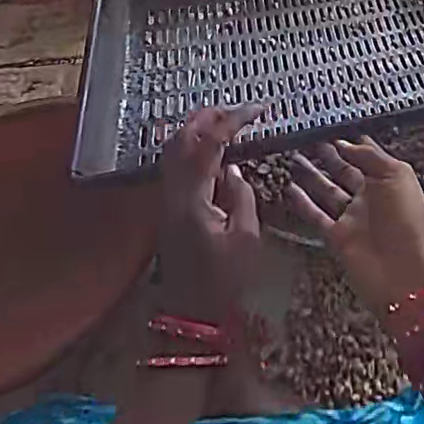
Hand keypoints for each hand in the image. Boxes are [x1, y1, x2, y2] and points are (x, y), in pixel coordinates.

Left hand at [155, 104, 265, 321]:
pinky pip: (175, 161)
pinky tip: (211, 147)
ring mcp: (166, 198)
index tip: (258, 110)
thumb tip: (235, 170)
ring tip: (227, 121)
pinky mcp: (167, 206)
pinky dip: (192, 143)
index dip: (233, 120)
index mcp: (193, 198)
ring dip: (198, 127)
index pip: (209, 144)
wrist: (189, 314)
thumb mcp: (245, 238)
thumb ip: (242, 196)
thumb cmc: (222, 281)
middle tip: (240, 109)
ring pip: (173, 147)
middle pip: (182, 137)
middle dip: (210, 115)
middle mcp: (173, 192)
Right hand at [287, 139, 423, 315]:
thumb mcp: (395, 175)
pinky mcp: (337, 237)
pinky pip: (316, 216)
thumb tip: (346, 142)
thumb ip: (369, 156)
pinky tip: (290, 188)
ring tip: (293, 156)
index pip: (366, 154)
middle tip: (308, 138)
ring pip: (327, 190)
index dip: (350, 141)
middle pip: (344, 170)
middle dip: (328, 155)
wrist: (405, 275)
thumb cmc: (407, 221)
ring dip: (311, 174)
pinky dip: (302, 203)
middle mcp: (369, 197)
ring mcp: (352, 217)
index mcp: (388, 180)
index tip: (330, 126)